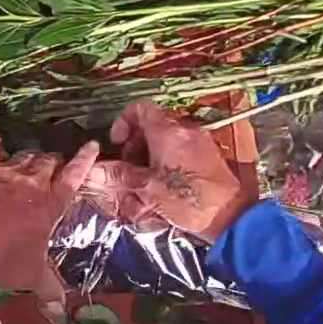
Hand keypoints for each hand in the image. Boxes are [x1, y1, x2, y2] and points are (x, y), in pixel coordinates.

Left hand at [0, 135, 98, 298]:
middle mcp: (31, 183)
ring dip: (30, 158)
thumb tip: (62, 311)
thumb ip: (50, 289)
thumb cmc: (0, 261)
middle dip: (54, 161)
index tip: (92, 145)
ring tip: (30, 162)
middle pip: (49, 161)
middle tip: (55, 166)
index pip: (73, 176)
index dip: (85, 160)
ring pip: (24, 155)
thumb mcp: (30, 276)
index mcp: (49, 205)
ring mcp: (4, 173)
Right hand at [110, 101, 256, 240]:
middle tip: (128, 166)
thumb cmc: (189, 200)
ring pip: (167, 137)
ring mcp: (200, 141)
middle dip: (135, 142)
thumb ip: (119, 176)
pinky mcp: (209, 155)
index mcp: (168, 131)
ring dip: (150, 153)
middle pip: (153, 124)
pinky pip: (181, 148)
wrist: (231, 216)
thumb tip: (91, 171)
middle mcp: (185, 130)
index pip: (140, 108)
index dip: (123, 121)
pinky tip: (164, 183)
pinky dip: (167, 159)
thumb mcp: (148, 189)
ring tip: (144, 178)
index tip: (118, 143)